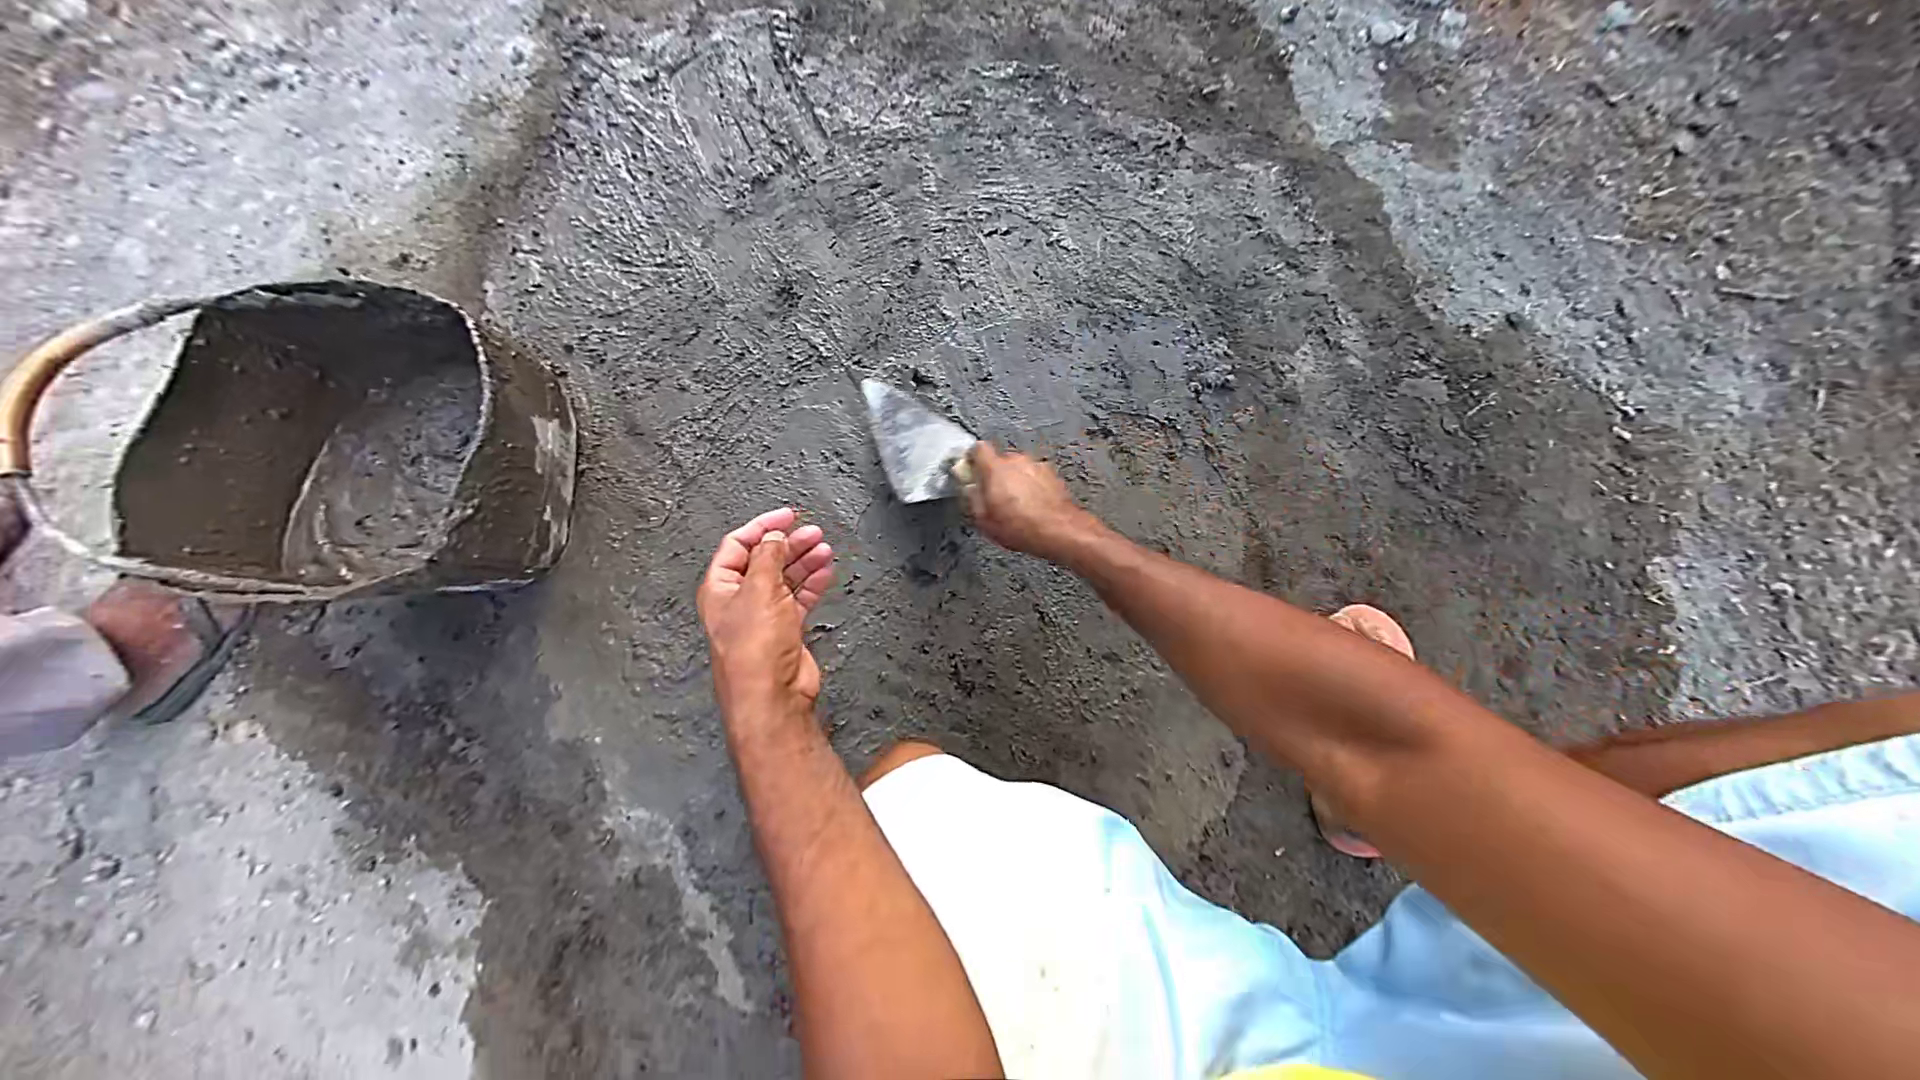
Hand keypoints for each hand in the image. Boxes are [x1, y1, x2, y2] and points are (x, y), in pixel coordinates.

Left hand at [697, 508, 835, 725]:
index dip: (762, 526)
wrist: (772, 695)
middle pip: (765, 560)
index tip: (787, 515)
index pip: (738, 545)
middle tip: (812, 532)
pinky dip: (812, 584)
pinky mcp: (784, 630)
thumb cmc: (754, 651)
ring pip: (785, 578)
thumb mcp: (760, 589)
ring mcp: (762, 616)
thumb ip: (768, 555)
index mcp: (720, 587)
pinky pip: (799, 598)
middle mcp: (739, 600)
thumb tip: (773, 535)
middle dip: (789, 543)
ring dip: (804, 562)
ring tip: (823, 549)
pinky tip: (825, 572)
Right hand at [963, 442, 1099, 560]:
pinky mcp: (1051, 475)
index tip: (970, 471)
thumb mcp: (983, 520)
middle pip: (999, 460)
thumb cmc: (1023, 527)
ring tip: (1015, 506)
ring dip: (1015, 482)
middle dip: (995, 476)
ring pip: (1018, 469)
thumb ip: (972, 498)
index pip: (978, 449)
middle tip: (993, 497)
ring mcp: (1036, 466)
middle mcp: (1017, 462)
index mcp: (995, 469)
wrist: (1058, 531)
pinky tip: (1030, 506)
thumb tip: (969, 490)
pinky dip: (1031, 487)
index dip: (972, 458)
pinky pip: (1034, 477)